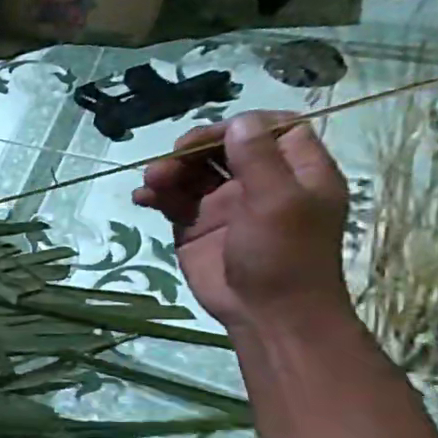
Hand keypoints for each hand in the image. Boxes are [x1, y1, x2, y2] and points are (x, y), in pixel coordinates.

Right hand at [132, 110, 350, 330]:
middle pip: (224, 147)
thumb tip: (239, 121)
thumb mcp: (280, 201)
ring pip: (194, 172)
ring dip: (170, 170)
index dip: (243, 125)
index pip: (272, 128)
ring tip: (152, 181)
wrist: (267, 316)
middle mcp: (260, 182)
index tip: (215, 135)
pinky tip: (142, 198)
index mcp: (295, 171)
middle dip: (196, 147)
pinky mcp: (196, 227)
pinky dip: (156, 195)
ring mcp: (225, 205)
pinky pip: (173, 200)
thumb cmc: (285, 256)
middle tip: (173, 157)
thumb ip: (258, 158)